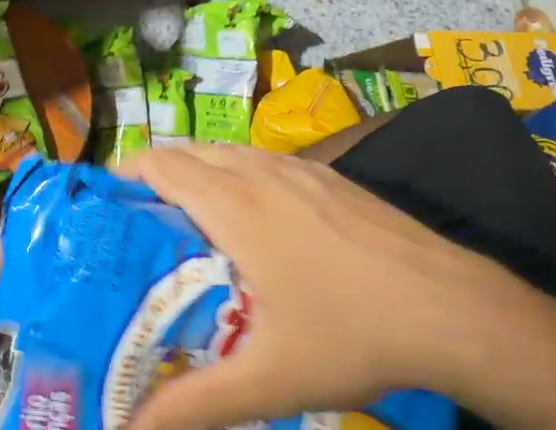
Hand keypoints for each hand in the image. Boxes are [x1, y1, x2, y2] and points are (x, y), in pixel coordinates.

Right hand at [115, 144, 517, 429]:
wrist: (453, 307)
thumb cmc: (352, 334)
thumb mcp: (269, 378)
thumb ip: (194, 403)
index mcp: (235, 205)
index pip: (159, 163)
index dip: (123, 175)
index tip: (102, 208)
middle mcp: (260, 172)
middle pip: (188, 152)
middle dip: (153, 176)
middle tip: (135, 226)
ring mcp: (299, 168)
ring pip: (227, 153)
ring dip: (196, 174)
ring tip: (186, 226)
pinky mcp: (329, 176)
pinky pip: (261, 161)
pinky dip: (235, 176)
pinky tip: (252, 225)